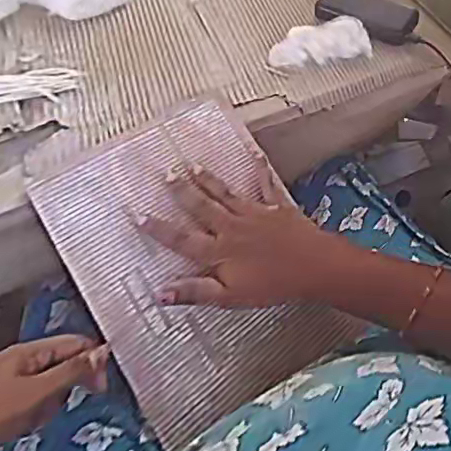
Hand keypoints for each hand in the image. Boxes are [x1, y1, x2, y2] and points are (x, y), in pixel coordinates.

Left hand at [0, 335, 109, 450]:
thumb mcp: (35, 394)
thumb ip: (71, 372)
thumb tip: (103, 350)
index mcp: (24, 351)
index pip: (73, 343)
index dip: (91, 361)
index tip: (100, 387)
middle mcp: (11, 361)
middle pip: (57, 363)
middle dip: (66, 385)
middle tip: (59, 407)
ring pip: (40, 385)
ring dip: (46, 403)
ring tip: (33, 421)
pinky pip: (22, 401)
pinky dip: (27, 414)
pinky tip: (16, 429)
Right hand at [142, 165, 352, 308]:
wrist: (313, 265)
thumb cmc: (274, 285)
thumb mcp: (230, 296)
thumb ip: (195, 291)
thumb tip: (160, 292)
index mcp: (219, 250)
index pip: (180, 238)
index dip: (157, 228)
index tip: (137, 213)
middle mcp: (233, 227)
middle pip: (201, 207)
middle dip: (182, 190)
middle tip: (166, 173)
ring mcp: (255, 214)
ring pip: (226, 193)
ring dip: (209, 179)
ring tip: (194, 164)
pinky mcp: (277, 207)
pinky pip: (265, 184)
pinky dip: (259, 168)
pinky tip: (254, 153)